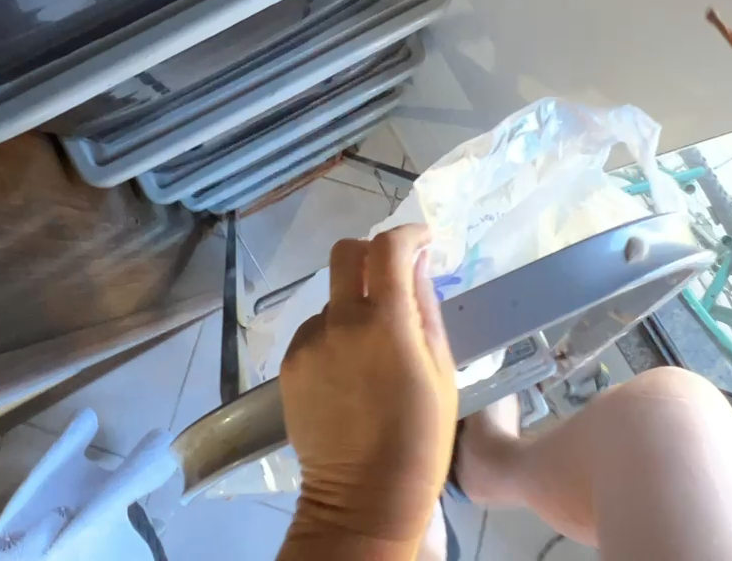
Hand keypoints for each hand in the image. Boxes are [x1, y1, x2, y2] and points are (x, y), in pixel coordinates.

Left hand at [279, 225, 457, 550]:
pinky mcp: (290, 362)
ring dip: (354, 302)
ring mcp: (309, 341)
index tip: (423, 240)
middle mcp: (340, 321)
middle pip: (345, 252)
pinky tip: (350, 371)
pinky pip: (316, 329)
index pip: (388, 248)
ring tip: (374, 348)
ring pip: (332, 295)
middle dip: (372, 252)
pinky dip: (335, 333)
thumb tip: (418, 261)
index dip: (409, 233)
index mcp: (385, 322)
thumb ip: (425, 306)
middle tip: (393, 275)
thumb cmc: (419, 437)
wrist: (364, 499)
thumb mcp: (441, 370)